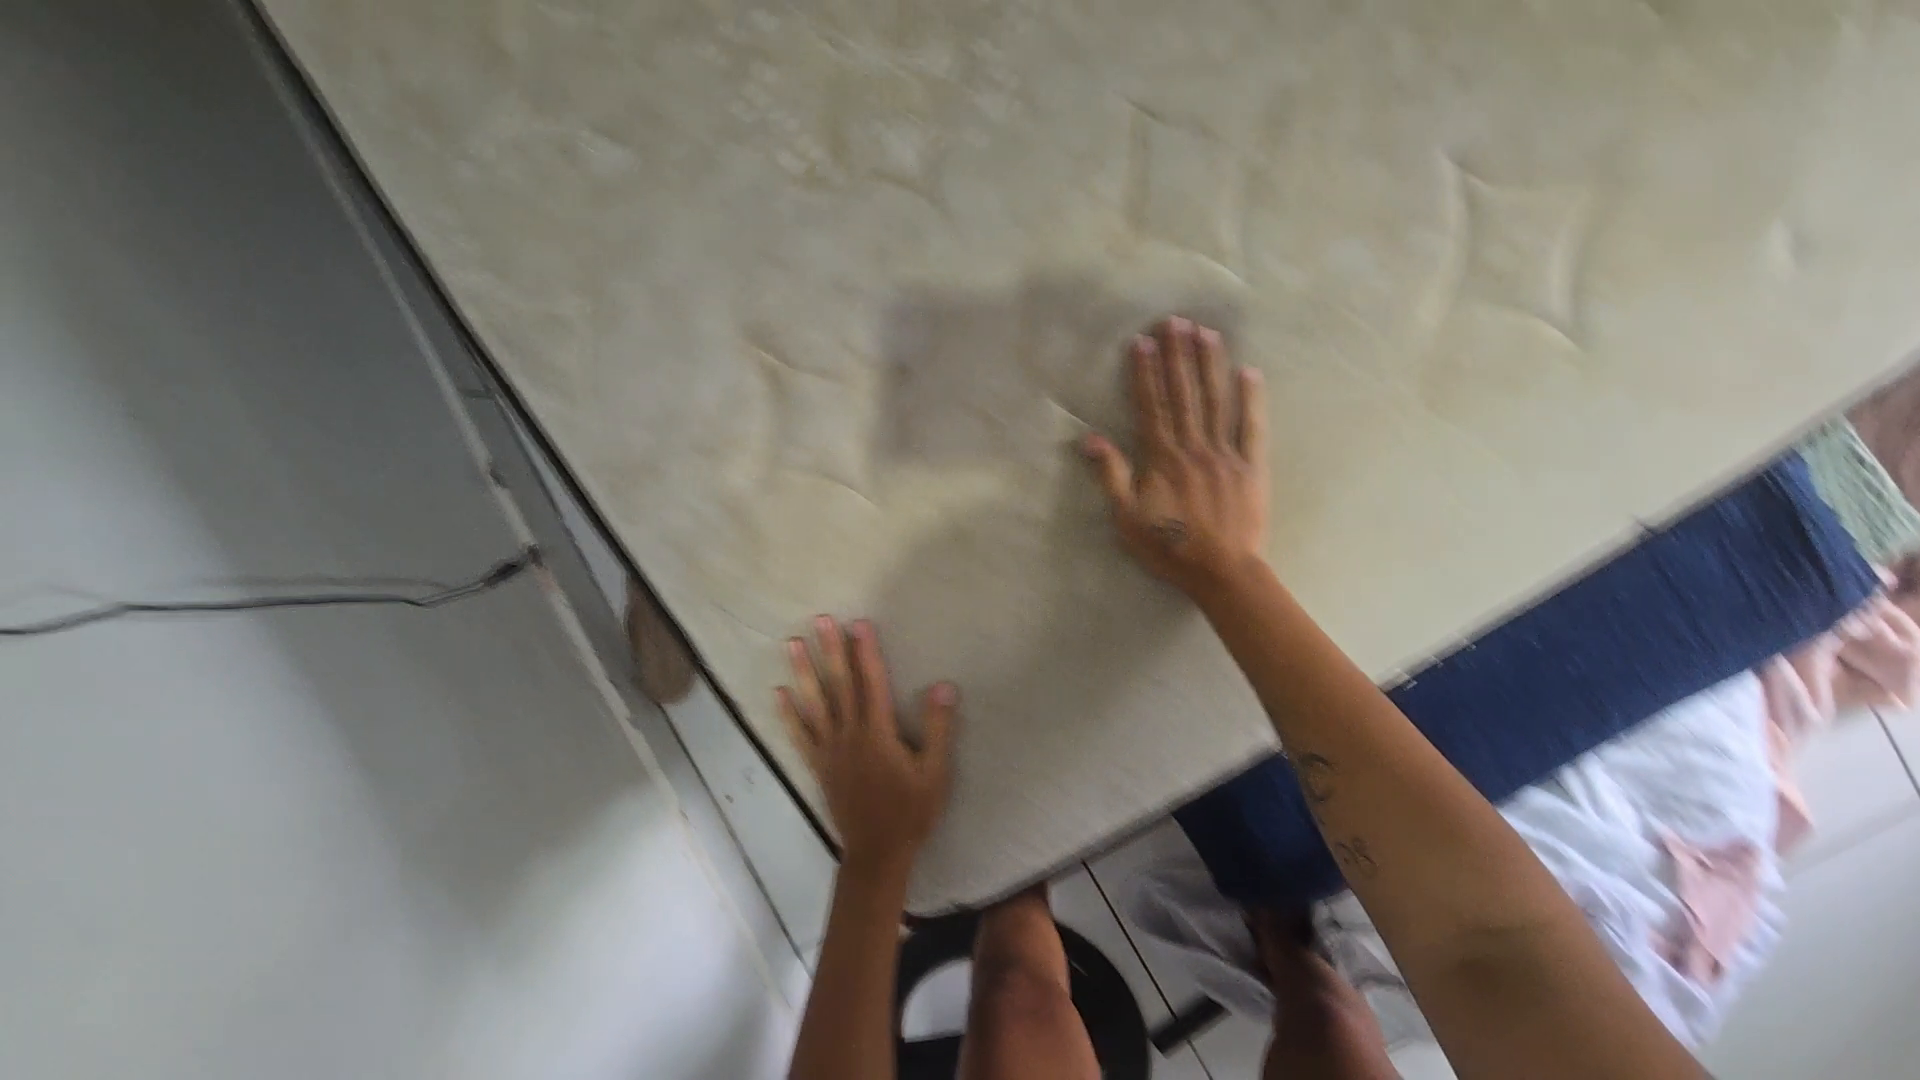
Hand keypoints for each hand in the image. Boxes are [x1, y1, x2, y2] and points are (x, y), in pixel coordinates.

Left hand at [777, 616, 958, 877]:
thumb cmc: (911, 812)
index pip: (871, 682)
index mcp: (878, 733)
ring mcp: (830, 750)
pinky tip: (779, 693)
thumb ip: (939, 729)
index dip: (865, 651)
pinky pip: (801, 735)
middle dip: (830, 649)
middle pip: (839, 685)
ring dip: (803, 672)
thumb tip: (943, 687)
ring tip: (790, 644)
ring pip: (814, 704)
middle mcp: (850, 735)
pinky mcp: (820, 766)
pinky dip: (788, 714)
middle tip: (819, 619)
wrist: (877, 852)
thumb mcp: (935, 773)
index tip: (858, 623)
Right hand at [1082, 315, 1269, 598]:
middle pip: (1183, 394)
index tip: (1142, 341)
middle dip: (1177, 356)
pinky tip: (1249, 372)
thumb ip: (1111, 476)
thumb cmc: (1169, 549)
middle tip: (1175, 321)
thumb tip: (1090, 438)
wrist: (1222, 572)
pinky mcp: (1252, 467)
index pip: (1151, 406)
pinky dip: (1252, 399)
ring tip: (1205, 333)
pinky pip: (1252, 427)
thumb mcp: (1127, 519)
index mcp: (1162, 459)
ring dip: (1209, 366)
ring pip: (1215, 402)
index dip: (1145, 373)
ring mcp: (1226, 454)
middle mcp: (1193, 448)